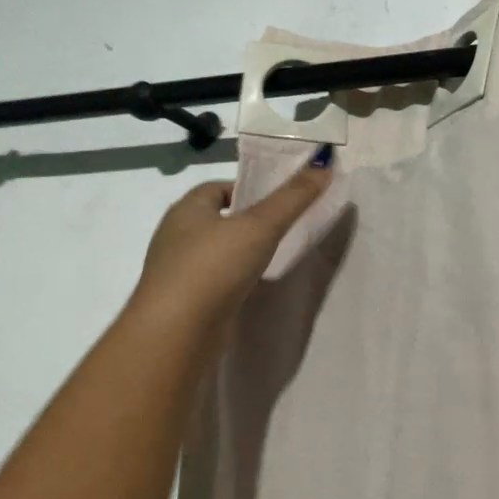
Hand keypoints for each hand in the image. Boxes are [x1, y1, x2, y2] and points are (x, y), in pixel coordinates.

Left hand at [133, 146, 334, 323]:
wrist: (175, 335)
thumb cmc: (213, 268)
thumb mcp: (260, 226)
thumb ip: (293, 197)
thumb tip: (323, 163)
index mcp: (186, 210)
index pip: (217, 188)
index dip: (248, 190)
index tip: (277, 202)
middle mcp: (175, 236)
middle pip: (216, 218)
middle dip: (246, 221)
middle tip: (281, 227)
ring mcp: (175, 272)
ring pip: (214, 251)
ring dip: (239, 252)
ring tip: (271, 258)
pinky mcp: (181, 302)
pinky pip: (211, 280)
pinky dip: (231, 279)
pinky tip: (250, 287)